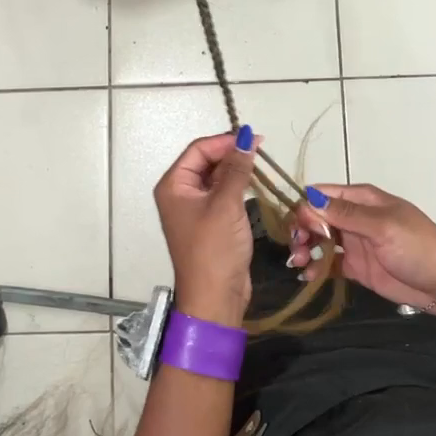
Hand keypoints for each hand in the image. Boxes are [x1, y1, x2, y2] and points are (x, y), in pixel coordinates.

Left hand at [152, 128, 258, 326]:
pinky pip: (222, 195)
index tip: (254, 139)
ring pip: (216, 178)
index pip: (198, 150)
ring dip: (236, 170)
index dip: (224, 141)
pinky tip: (255, 184)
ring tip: (261, 164)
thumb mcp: (226, 204)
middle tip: (262, 150)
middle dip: (231, 154)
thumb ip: (237, 169)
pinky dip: (238, 187)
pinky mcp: (210, 223)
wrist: (215, 298)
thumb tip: (247, 138)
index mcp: (173, 185)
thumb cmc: (214, 249)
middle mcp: (180, 194)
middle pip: (206, 162)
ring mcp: (194, 209)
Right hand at [287, 184, 435, 311]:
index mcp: (360, 199)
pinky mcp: (356, 267)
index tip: (301, 229)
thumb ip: (346, 215)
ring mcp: (354, 242)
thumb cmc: (418, 246)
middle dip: (301, 230)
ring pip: (318, 239)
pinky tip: (308, 277)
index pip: (321, 195)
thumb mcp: (383, 226)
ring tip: (300, 264)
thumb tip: (309, 199)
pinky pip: (328, 263)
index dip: (305, 208)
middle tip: (298, 250)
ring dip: (304, 248)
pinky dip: (315, 268)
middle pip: (314, 218)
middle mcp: (353, 217)